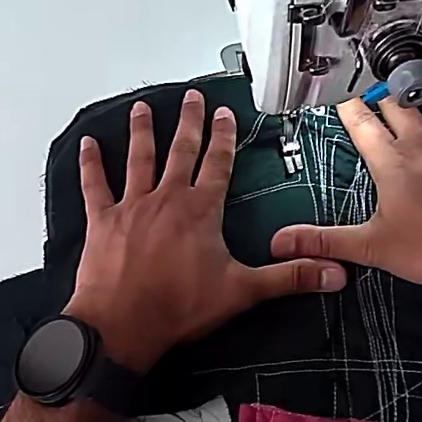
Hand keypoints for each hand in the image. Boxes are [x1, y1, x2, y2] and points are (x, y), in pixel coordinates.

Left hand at [65, 89, 345, 371]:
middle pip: (180, 151)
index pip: (218, 164)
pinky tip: (87, 144)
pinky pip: (94, 185)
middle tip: (190, 97)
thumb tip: (335, 273)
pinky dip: (90, 164)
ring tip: (142, 107)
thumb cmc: (178, 308)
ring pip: (138, 159)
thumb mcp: (241, 291)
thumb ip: (288, 277)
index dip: (223, 137)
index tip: (225, 113)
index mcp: (201, 210)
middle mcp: (166, 199)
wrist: (123, 324)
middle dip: (189, 122)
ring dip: (142, 132)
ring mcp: (131, 207)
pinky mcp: (102, 221)